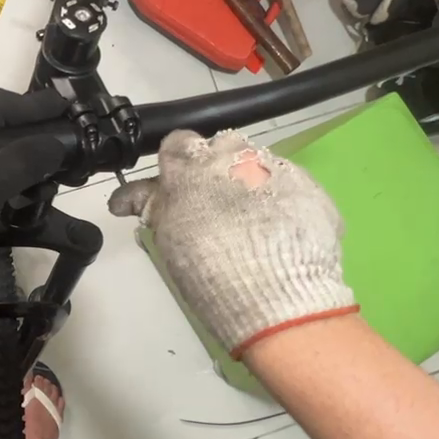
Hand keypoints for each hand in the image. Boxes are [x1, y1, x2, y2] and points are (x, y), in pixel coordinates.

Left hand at [0, 88, 68, 318]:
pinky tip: (37, 199)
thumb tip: (57, 144)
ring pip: (7, 155)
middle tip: (71, 148)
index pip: (1, 105)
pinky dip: (24, 185)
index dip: (36, 105)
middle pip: (6, 128)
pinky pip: (3, 181)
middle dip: (40, 135)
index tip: (70, 112)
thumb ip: (17, 164)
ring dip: (35, 162)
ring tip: (61, 175)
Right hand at [108, 129, 355, 355]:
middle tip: (216, 207)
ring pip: (257, 163)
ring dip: (251, 183)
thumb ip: (153, 207)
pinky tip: (280, 232)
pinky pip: (289, 184)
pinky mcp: (309, 184)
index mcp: (189, 164)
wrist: (277, 294)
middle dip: (216, 170)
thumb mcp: (167, 237)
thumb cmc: (207, 269)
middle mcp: (231, 154)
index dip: (178, 165)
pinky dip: (282, 201)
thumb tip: (130, 197)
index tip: (179, 188)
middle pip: (221, 147)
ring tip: (254, 222)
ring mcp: (274, 166)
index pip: (177, 144)